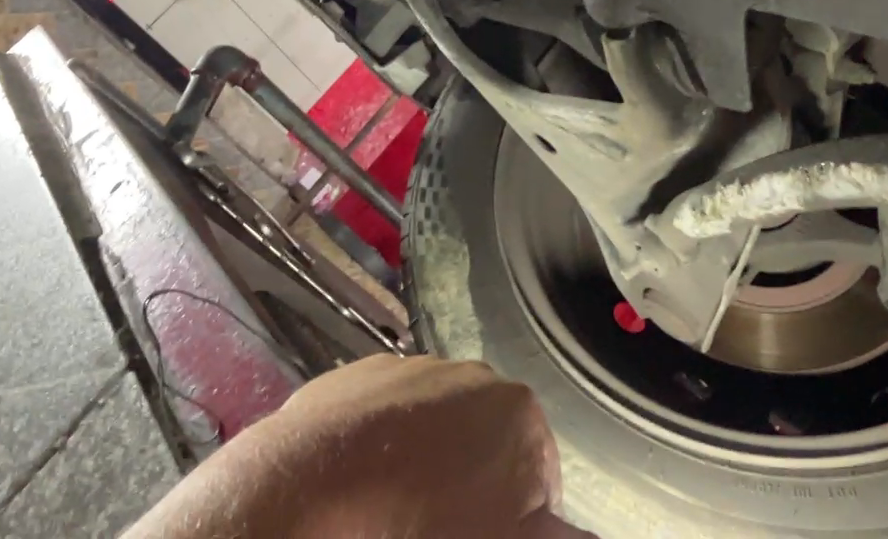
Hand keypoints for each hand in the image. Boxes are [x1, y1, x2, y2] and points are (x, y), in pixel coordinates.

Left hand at [277, 354, 570, 536]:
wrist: (305, 494)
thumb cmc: (421, 527)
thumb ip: (554, 535)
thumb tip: (581, 533)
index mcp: (520, 411)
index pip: (540, 480)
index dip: (514, 522)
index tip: (480, 535)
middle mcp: (473, 373)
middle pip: (487, 445)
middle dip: (472, 485)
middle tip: (437, 526)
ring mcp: (413, 365)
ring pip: (436, 426)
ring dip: (426, 461)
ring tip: (392, 507)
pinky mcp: (361, 370)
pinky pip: (386, 413)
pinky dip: (381, 441)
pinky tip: (359, 479)